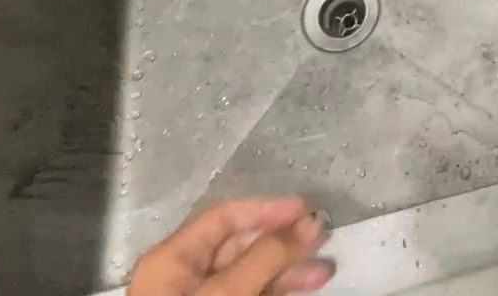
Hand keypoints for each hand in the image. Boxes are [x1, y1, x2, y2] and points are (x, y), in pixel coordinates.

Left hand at [128, 196, 332, 295]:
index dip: (266, 209)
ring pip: (251, 275)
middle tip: (322, 241)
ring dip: (287, 271)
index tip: (306, 210)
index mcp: (173, 261)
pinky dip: (277, 293)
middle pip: (240, 246)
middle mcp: (184, 279)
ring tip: (324, 274)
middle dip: (283, 243)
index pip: (224, 218)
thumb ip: (267, 256)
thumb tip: (311, 221)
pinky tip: (305, 290)